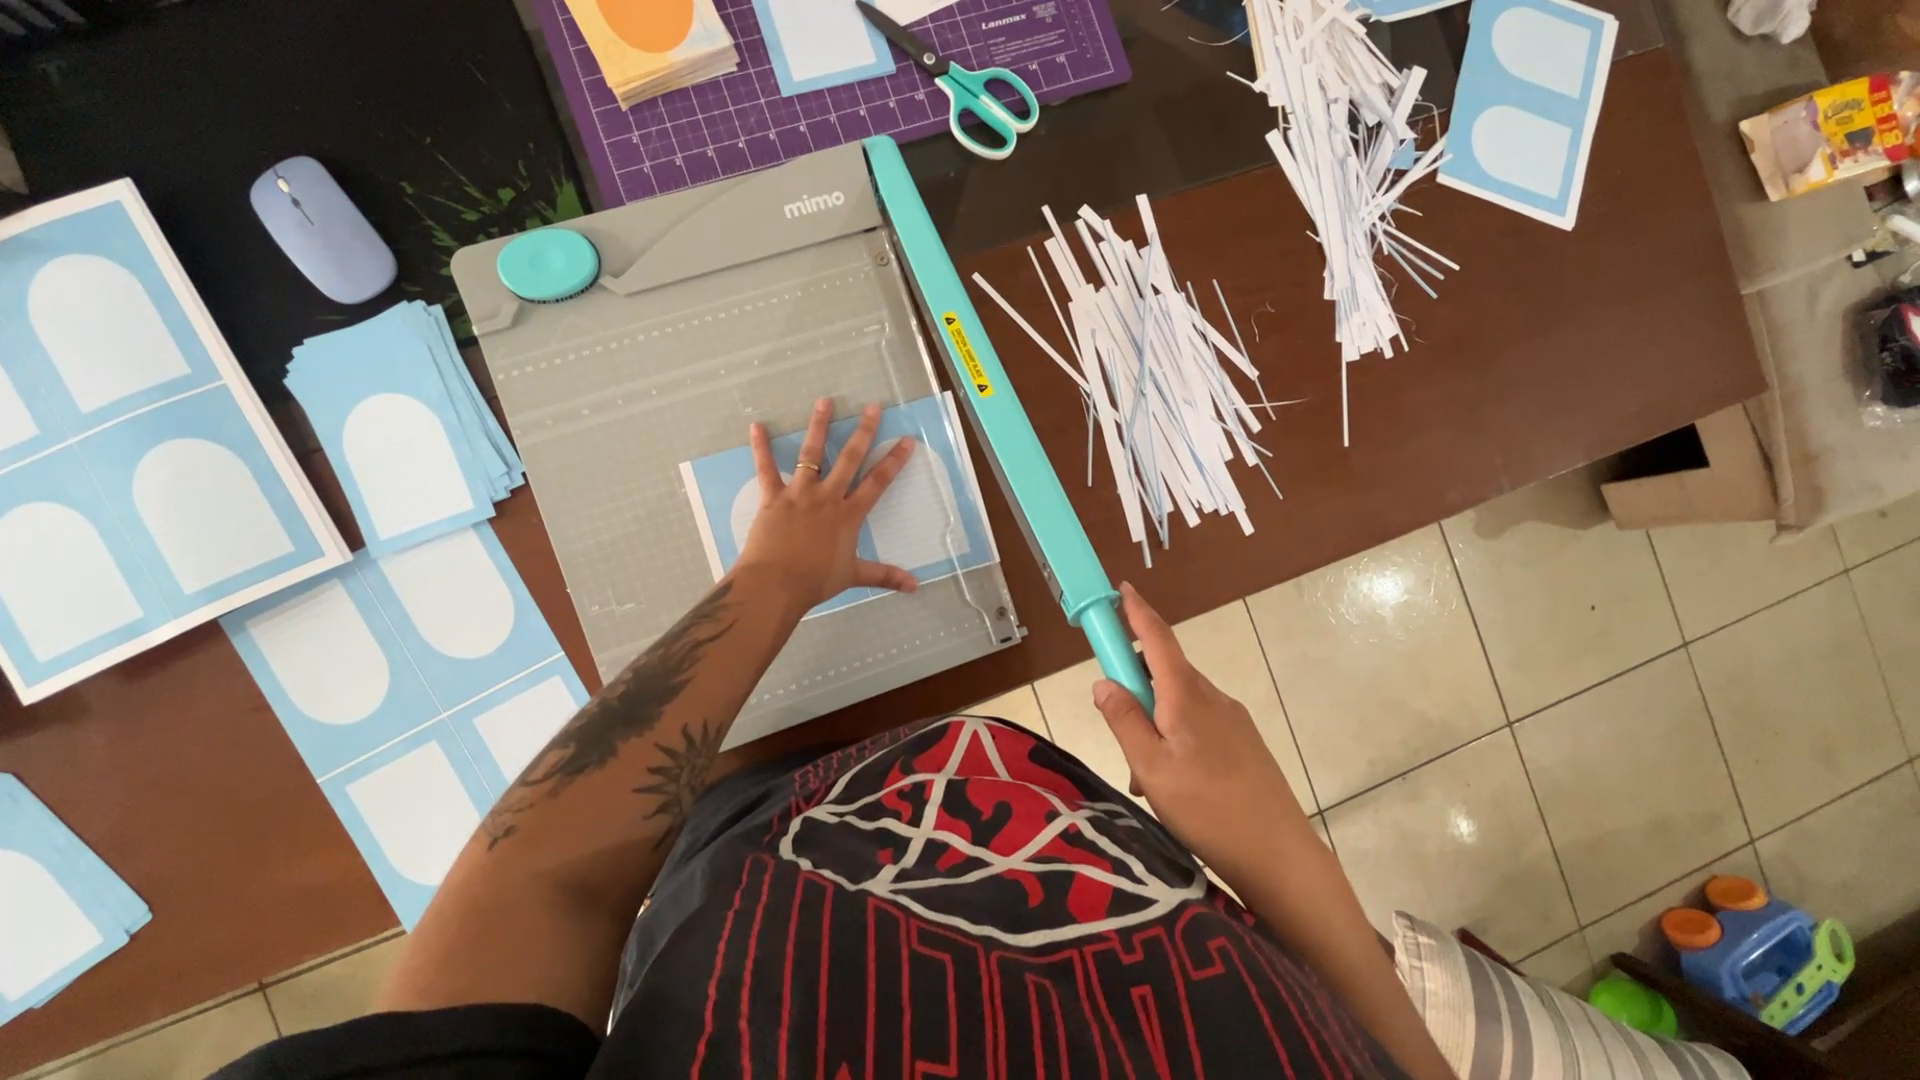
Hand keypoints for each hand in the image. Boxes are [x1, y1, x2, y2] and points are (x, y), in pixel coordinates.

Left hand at [733, 398, 918, 609]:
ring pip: (811, 454)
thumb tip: (916, 587)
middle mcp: (827, 497)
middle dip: (864, 431)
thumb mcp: (854, 576)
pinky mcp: (773, 497)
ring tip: (825, 401)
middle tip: (873, 407)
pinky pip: (766, 468)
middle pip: (849, 458)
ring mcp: (799, 494)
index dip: (894, 461)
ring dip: (818, 426)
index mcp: (849, 515)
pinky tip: (757, 427)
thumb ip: (885, 576)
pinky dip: (761, 447)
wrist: (775, 584)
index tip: (906, 440)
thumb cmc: (815, 581)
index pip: (877, 482)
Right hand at [1091, 583, 1304, 879]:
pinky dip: (1174, 743)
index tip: (1120, 589)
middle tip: (1120, 741)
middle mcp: (1212, 697)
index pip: (1156, 638)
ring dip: (1153, 728)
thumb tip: (1103, 682)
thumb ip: (1124, 720)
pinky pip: (1197, 727)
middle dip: (1135, 694)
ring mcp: (1232, 720)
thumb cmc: (1207, 809)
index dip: (1135, 612)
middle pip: (1163, 675)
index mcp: (1186, 695)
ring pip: (1178, 707)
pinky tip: (1172, 789)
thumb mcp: (1151, 767)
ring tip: (1147, 783)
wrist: (1279, 854)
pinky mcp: (1243, 744)